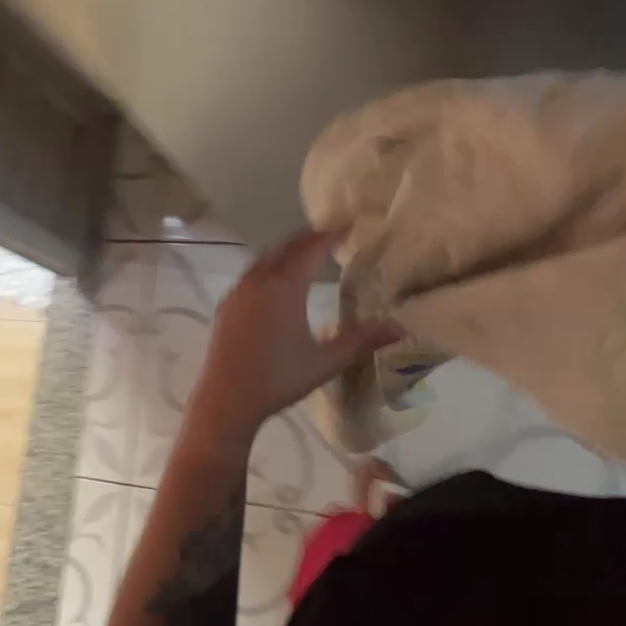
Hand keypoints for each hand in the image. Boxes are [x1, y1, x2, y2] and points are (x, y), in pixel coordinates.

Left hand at [188, 230, 403, 439]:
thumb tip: (400, 328)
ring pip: (263, 259)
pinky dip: (266, 267)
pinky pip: (248, 275)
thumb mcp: (325, 362)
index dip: (329, 235)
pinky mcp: (225, 307)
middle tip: (327, 235)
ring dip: (284, 251)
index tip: (346, 226)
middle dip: (306, 238)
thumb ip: (362, 341)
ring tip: (302, 255)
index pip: (310, 250)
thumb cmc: (278, 379)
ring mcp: (237, 293)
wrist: (226, 399)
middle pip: (284, 247)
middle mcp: (259, 282)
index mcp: (285, 288)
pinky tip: (272, 284)